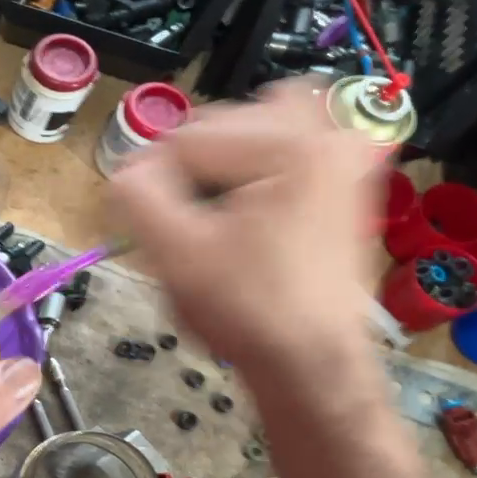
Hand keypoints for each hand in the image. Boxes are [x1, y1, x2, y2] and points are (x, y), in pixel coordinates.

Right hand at [109, 80, 384, 375]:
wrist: (309, 358)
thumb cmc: (244, 310)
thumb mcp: (176, 255)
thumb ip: (137, 199)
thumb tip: (126, 171)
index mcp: (287, 144)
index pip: (185, 140)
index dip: (149, 182)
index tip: (138, 223)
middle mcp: (326, 132)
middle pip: (223, 122)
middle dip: (188, 165)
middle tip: (174, 215)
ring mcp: (345, 153)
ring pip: (265, 119)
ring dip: (228, 150)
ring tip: (210, 197)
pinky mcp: (350, 178)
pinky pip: (304, 136)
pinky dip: (270, 153)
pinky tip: (252, 189)